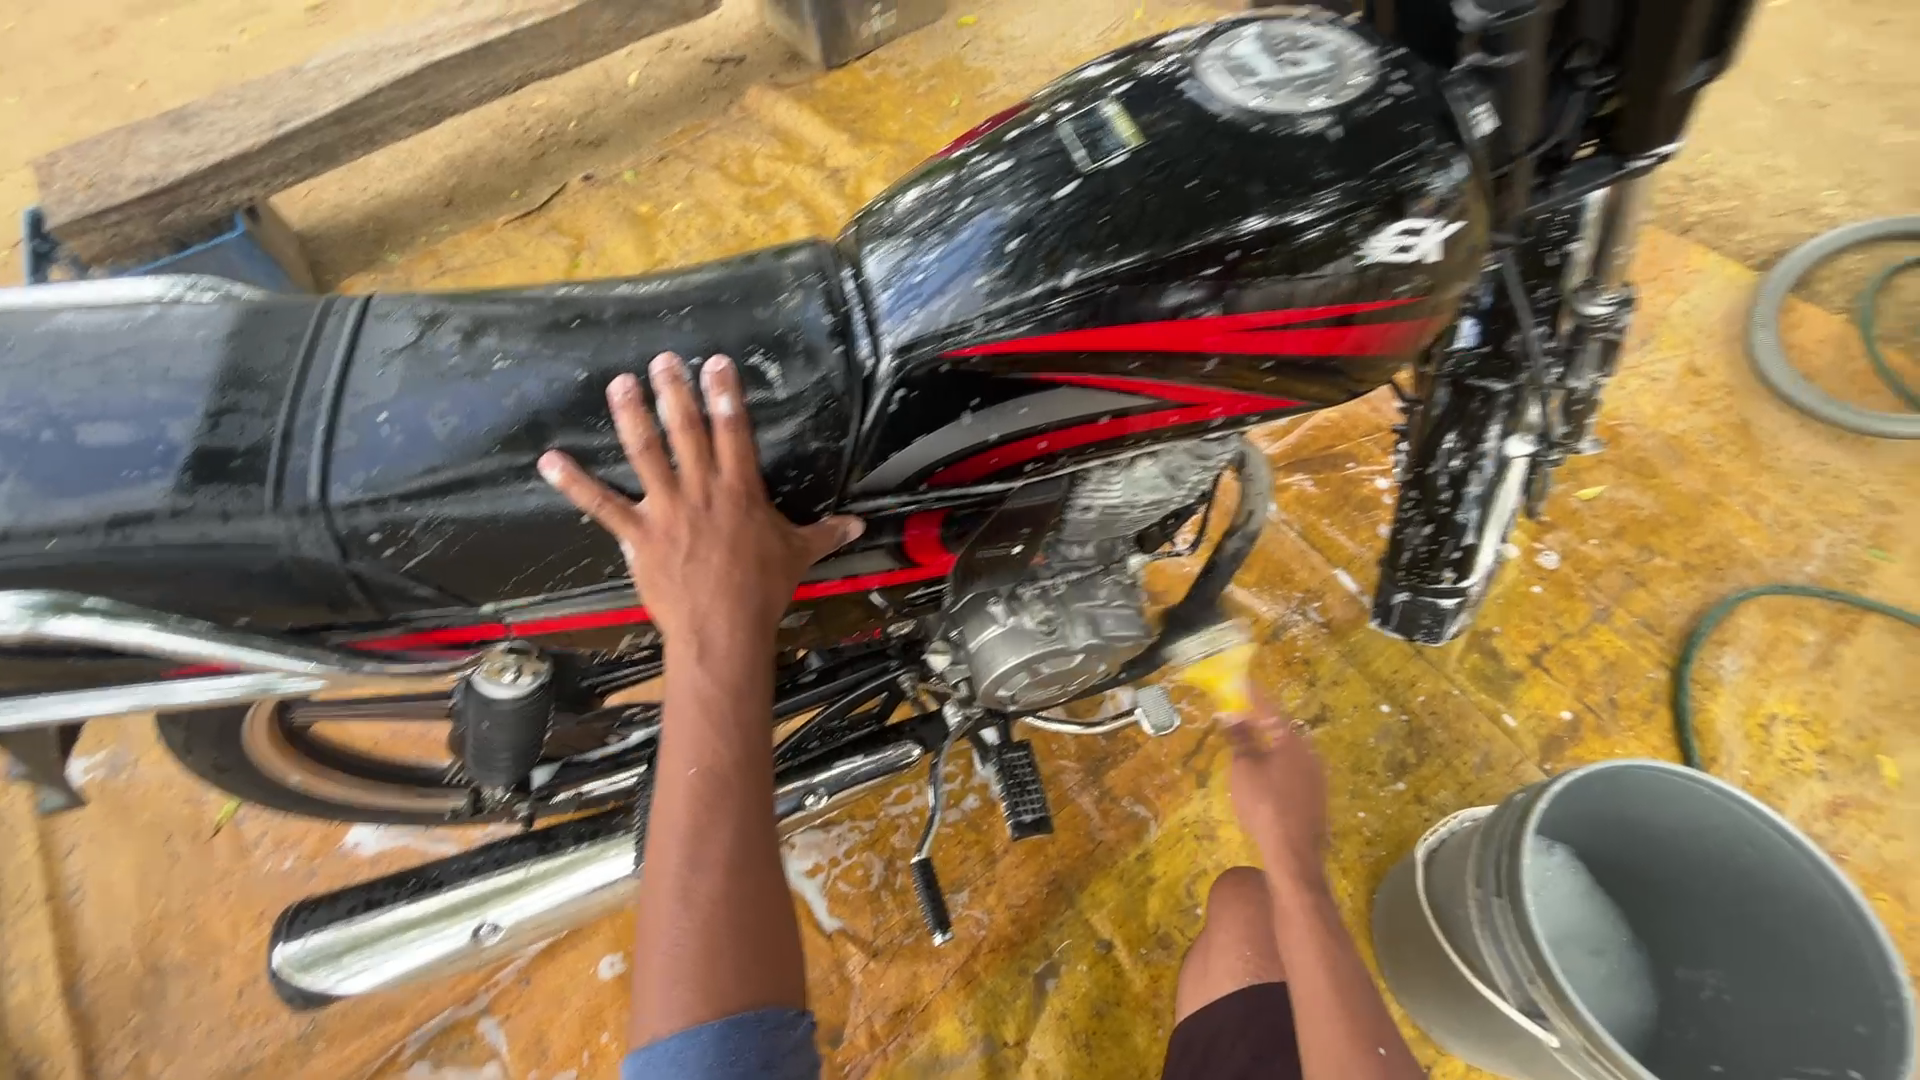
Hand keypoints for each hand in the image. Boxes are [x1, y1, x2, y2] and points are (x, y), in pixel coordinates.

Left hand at [536, 352, 863, 656]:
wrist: (724, 628)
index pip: (734, 432)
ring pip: (645, 454)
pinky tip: (549, 460)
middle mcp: (702, 490)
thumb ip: (827, 534)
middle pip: (687, 431)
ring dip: (631, 417)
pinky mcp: (638, 534)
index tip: (714, 363)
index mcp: (740, 490)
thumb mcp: (800, 555)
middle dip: (676, 392)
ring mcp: (666, 510)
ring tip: (620, 383)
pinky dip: (574, 483)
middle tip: (663, 359)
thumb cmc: (763, 589)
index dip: (725, 394)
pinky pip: (601, 506)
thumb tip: (861, 526)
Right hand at [1224, 701, 1329, 893]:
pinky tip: (1265, 771)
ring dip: (1270, 742)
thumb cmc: (1264, 805)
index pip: (1269, 709)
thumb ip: (1240, 739)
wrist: (1294, 853)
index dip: (1253, 695)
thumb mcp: (1244, 768)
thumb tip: (1232, 714)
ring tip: (1249, 741)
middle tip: (1241, 713)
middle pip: (1282, 728)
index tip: (1241, 682)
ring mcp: (1317, 775)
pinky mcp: (1317, 795)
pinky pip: (1294, 767)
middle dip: (1261, 720)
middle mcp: (1309, 752)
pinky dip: (1277, 761)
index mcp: (1291, 741)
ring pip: (1289, 749)